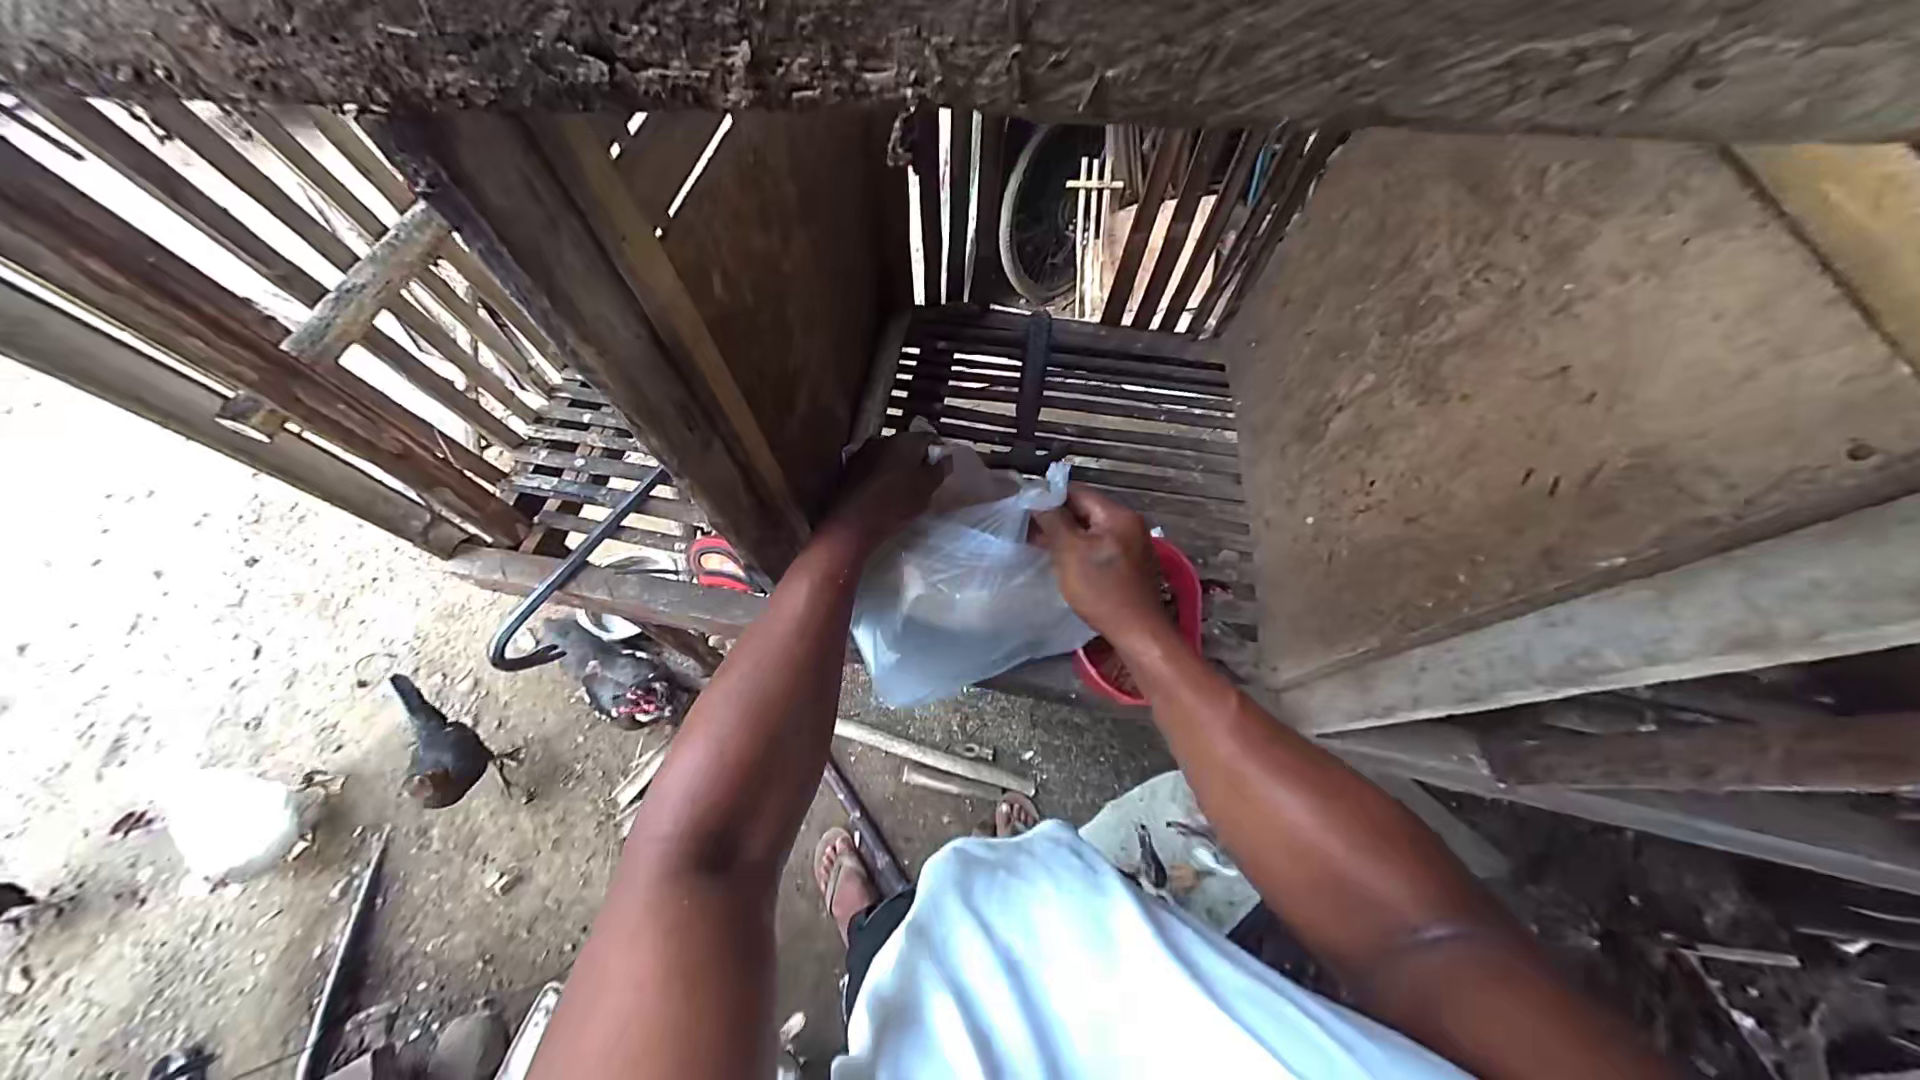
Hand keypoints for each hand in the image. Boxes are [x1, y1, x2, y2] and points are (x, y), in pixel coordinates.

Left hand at [818, 431, 949, 550]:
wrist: (853, 523)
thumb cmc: (896, 503)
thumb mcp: (927, 489)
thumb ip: (939, 470)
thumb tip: (945, 459)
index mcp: (905, 440)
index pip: (929, 437)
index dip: (939, 450)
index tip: (943, 464)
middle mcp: (882, 439)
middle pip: (907, 444)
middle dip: (917, 458)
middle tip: (926, 477)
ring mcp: (863, 453)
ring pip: (888, 455)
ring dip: (897, 466)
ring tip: (905, 486)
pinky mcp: (849, 469)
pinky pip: (873, 467)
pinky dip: (882, 475)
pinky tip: (885, 491)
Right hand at [1032, 487, 1171, 646]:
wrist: (1138, 631)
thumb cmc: (1101, 589)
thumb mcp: (1070, 551)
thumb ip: (1053, 520)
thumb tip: (1037, 497)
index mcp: (1118, 514)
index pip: (1077, 492)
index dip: (1048, 499)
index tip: (1026, 512)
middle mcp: (1129, 523)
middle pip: (1085, 510)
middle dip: (1057, 519)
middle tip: (1030, 533)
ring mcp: (1133, 544)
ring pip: (1092, 530)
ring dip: (1067, 537)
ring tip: (1042, 549)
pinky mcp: (1131, 563)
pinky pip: (1101, 547)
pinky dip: (1081, 551)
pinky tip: (1065, 564)